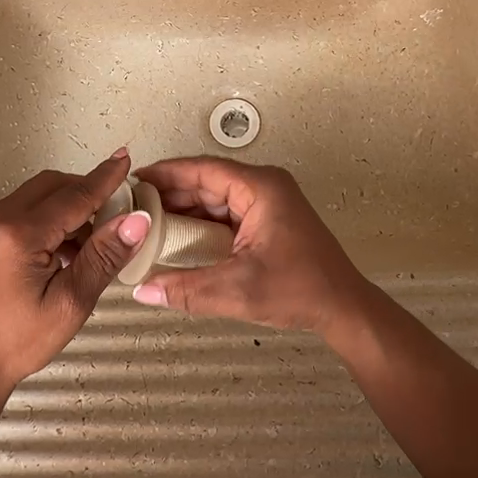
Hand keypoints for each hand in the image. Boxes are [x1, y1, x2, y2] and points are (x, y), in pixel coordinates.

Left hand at [0, 149, 152, 409]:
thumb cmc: (14, 343)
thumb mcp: (70, 303)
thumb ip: (103, 256)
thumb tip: (134, 221)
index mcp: (19, 233)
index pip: (74, 195)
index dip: (105, 178)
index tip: (125, 159)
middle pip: (54, 186)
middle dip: (87, 193)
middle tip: (116, 213)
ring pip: (38, 195)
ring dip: (68, 207)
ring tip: (91, 243)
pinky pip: (23, 210)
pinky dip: (49, 219)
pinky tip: (64, 250)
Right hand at [130, 156, 373, 335]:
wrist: (344, 308)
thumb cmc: (302, 290)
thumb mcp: (238, 291)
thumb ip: (186, 290)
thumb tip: (143, 291)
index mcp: (260, 188)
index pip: (202, 169)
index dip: (166, 173)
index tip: (135, 180)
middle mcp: (263, 187)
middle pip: (205, 181)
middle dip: (169, 193)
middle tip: (134, 208)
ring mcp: (266, 203)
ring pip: (213, 197)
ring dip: (183, 209)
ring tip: (147, 223)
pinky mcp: (265, 220)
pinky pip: (224, 213)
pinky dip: (199, 223)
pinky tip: (176, 238)